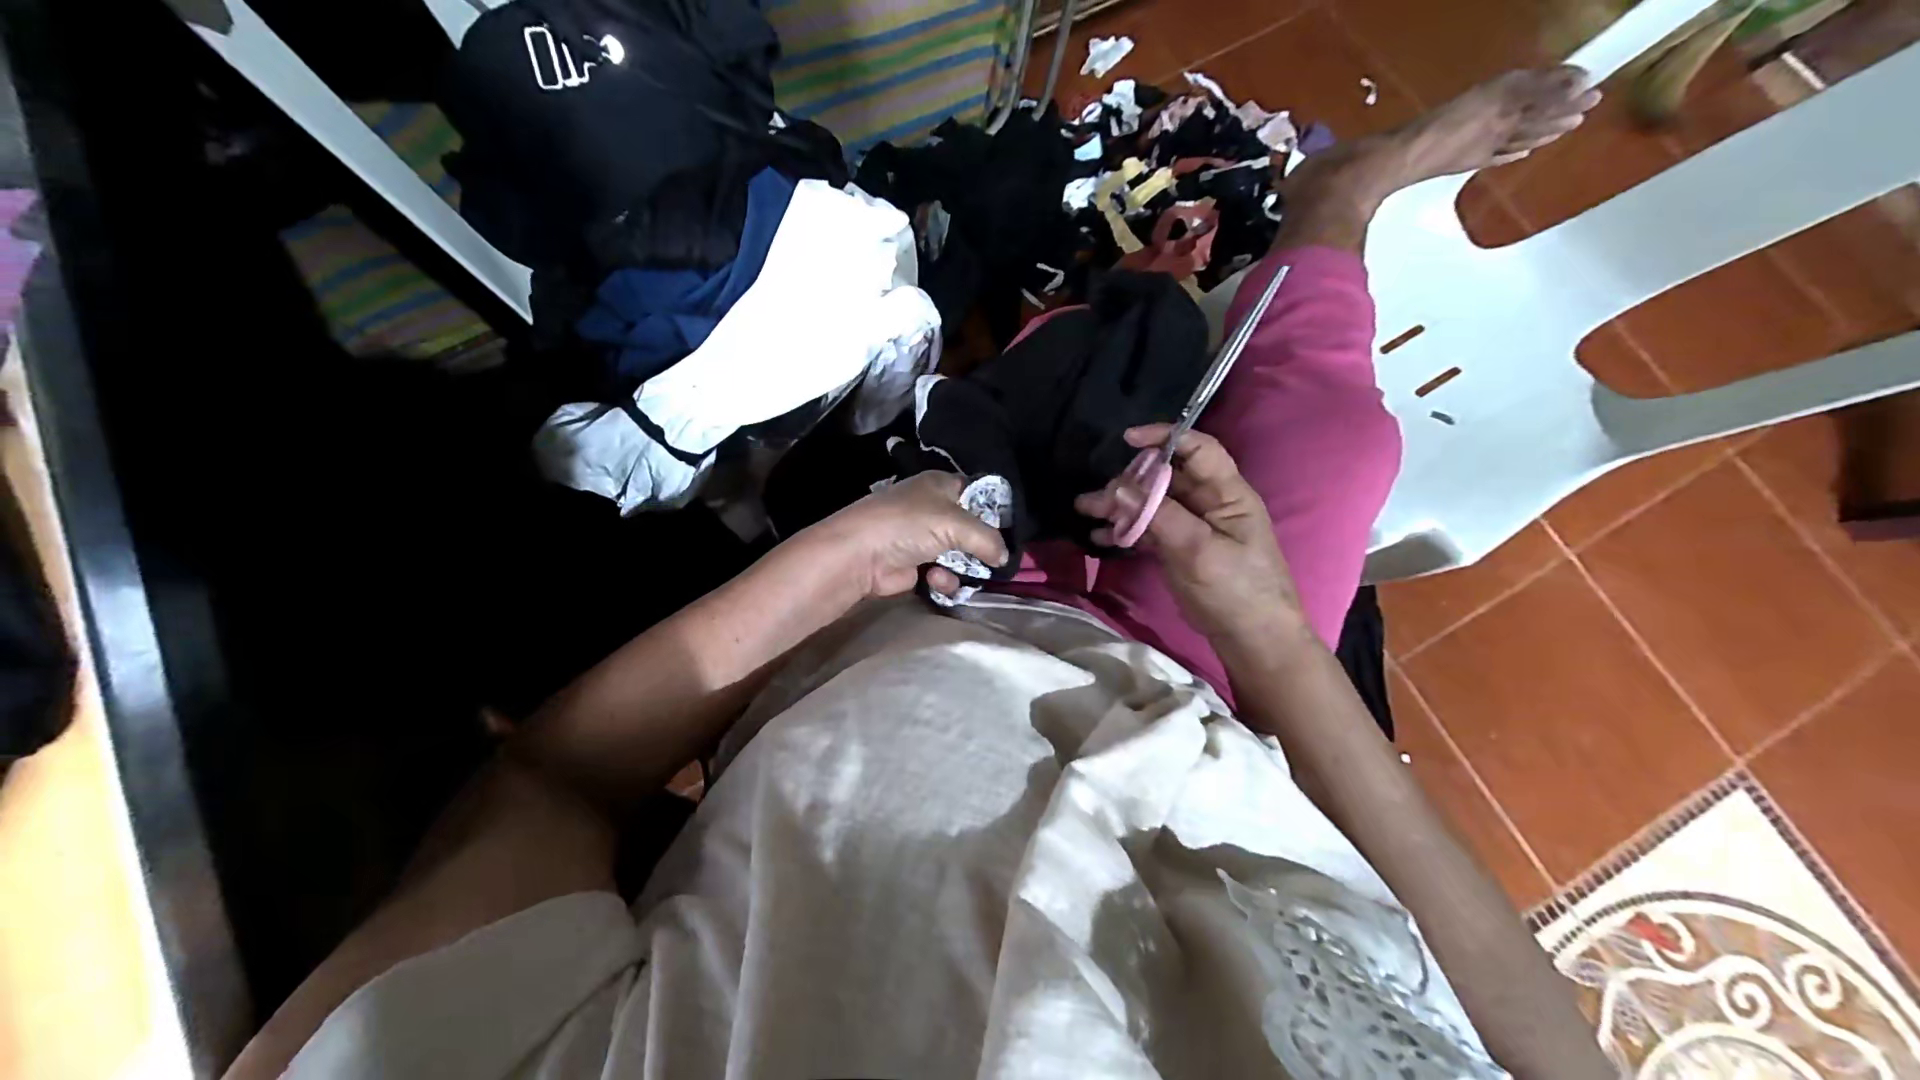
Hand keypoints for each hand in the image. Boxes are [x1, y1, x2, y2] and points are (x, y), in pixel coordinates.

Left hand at [812, 471, 1008, 599]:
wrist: (860, 555)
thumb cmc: (909, 525)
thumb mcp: (956, 523)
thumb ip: (988, 539)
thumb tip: (1006, 556)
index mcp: (941, 484)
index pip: (978, 492)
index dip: (995, 510)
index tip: (1011, 530)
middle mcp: (933, 507)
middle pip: (971, 527)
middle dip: (982, 545)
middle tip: (995, 559)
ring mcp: (923, 537)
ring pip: (960, 554)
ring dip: (963, 566)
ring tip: (960, 571)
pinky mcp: (915, 565)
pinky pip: (944, 573)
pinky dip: (944, 579)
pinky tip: (935, 580)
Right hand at [1075, 425, 1305, 646]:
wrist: (1251, 638)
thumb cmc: (1236, 590)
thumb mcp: (1198, 550)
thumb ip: (1160, 516)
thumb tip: (1119, 487)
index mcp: (1226, 494)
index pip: (1198, 450)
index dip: (1165, 437)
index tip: (1127, 440)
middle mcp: (1208, 503)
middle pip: (1165, 477)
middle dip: (1129, 481)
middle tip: (1096, 498)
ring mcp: (1191, 526)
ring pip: (1151, 503)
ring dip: (1119, 506)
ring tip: (1085, 512)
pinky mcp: (1178, 547)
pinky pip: (1147, 529)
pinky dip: (1124, 531)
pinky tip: (1099, 538)